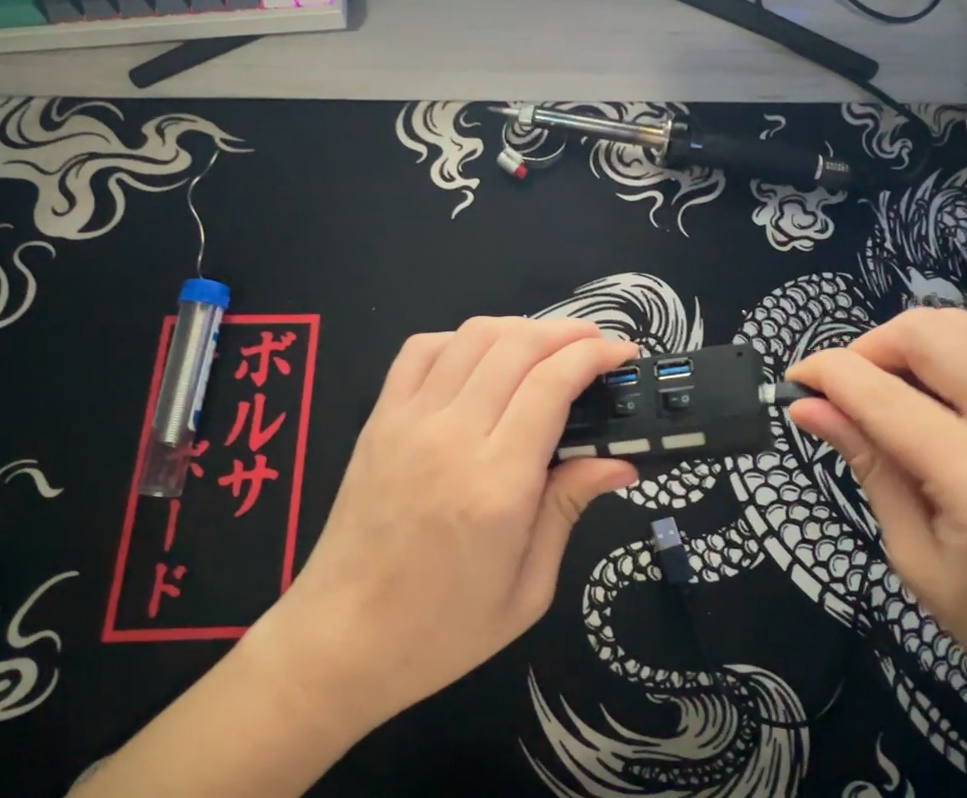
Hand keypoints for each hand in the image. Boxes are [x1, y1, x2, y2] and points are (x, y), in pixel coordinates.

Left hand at [249, 317, 639, 731]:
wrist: (342, 639)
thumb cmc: (442, 630)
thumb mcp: (527, 589)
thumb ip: (568, 509)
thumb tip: (620, 462)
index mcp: (497, 484)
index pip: (551, 384)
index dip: (594, 356)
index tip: (624, 354)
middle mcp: (452, 437)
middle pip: (516, 346)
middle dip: (567, 332)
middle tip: (597, 345)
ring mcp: (408, 421)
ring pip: (471, 337)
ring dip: (520, 328)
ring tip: (548, 347)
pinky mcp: (379, 419)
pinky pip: (419, 350)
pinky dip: (460, 339)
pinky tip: (481, 360)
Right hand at [785, 308, 966, 758]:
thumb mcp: (923, 561)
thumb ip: (871, 467)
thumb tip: (811, 409)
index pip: (884, 395)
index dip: (828, 373)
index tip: (797, 377)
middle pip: (935, 331)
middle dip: (874, 343)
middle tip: (849, 385)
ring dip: (919, 351)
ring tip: (896, 397)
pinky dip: (966, 374)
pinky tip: (958, 422)